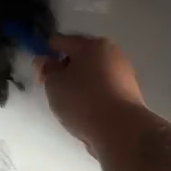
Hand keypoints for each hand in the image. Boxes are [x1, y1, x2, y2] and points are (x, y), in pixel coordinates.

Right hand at [37, 34, 143, 154]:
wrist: (121, 129)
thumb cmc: (82, 100)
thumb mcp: (53, 84)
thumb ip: (46, 70)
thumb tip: (46, 61)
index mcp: (91, 45)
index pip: (61, 41)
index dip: (46, 53)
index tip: (39, 71)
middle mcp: (111, 53)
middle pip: (81, 56)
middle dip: (65, 68)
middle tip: (53, 87)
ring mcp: (124, 73)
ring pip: (94, 73)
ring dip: (80, 82)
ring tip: (69, 101)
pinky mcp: (131, 93)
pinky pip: (104, 88)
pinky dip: (93, 94)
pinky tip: (86, 109)